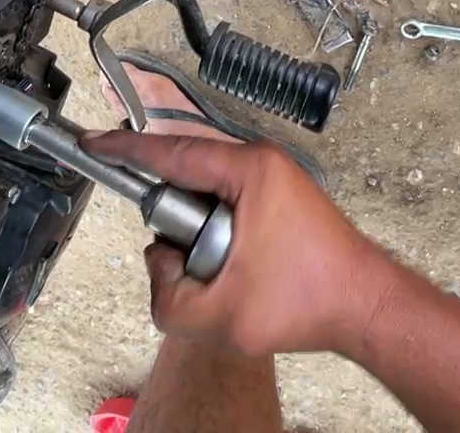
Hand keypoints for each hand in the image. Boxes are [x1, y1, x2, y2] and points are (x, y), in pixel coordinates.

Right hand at [82, 131, 400, 355]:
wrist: (364, 303)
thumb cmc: (309, 300)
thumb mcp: (222, 316)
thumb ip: (167, 295)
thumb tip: (158, 260)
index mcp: (249, 170)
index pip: (172, 151)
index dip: (126, 149)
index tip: (95, 142)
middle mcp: (261, 161)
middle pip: (189, 173)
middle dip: (175, 217)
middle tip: (190, 260)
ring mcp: (272, 174)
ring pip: (207, 190)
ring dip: (199, 228)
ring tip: (224, 272)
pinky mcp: (277, 193)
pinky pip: (227, 199)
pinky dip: (216, 228)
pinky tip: (231, 265)